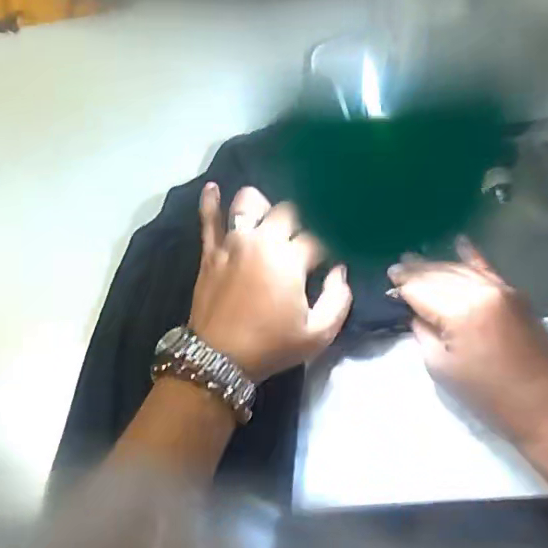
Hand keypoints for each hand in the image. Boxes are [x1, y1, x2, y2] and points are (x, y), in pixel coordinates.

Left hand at [191, 184, 351, 381]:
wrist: (218, 359)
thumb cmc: (272, 346)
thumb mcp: (318, 334)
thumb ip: (338, 299)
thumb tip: (340, 271)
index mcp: (290, 259)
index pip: (319, 237)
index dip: (332, 244)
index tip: (334, 254)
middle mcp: (262, 241)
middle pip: (288, 211)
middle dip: (302, 220)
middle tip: (306, 236)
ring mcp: (232, 243)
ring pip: (248, 203)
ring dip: (263, 204)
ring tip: (270, 216)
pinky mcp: (210, 252)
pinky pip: (208, 219)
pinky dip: (210, 202)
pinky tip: (213, 188)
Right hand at [389, 239, 547, 446]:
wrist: (544, 402)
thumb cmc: (488, 394)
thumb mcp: (442, 368)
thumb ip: (424, 333)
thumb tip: (415, 312)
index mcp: (460, 311)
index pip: (421, 290)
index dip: (402, 287)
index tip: (387, 283)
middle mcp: (481, 291)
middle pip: (440, 275)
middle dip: (416, 271)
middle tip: (396, 268)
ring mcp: (501, 288)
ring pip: (461, 269)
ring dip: (438, 265)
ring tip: (415, 259)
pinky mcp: (515, 293)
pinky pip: (488, 269)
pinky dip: (472, 258)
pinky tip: (460, 243)